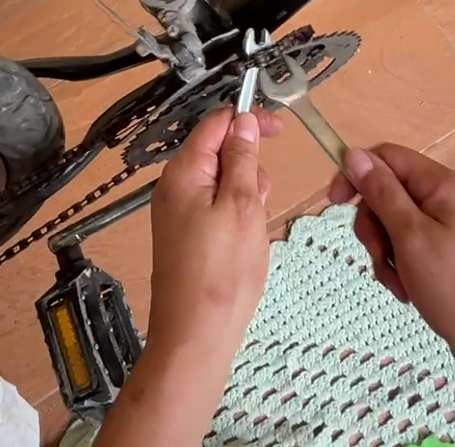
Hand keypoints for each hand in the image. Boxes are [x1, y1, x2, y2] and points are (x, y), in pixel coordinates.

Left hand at [146, 106, 283, 363]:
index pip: (216, 123)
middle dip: (248, 165)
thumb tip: (243, 121)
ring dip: (246, 192)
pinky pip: (215, 207)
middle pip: (218, 151)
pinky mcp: (185, 234)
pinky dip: (236, 214)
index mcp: (183, 171)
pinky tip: (245, 241)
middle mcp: (174, 185)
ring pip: (221, 181)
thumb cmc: (221, 272)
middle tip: (262, 196)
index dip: (248, 118)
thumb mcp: (242, 205)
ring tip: (254, 227)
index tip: (279, 128)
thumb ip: (242, 158)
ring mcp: (177, 211)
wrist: (194, 336)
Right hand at [326, 143, 454, 356]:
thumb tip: (354, 154)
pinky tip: (409, 291)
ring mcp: (448, 227)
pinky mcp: (447, 253)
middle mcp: (446, 198)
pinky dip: (400, 266)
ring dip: (385, 252)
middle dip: (374, 225)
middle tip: (380, 256)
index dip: (357, 174)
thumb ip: (381, 192)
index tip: (335, 203)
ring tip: (399, 282)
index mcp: (442, 184)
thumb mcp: (410, 236)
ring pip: (393, 223)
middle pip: (387, 192)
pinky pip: (409, 246)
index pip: (386, 157)